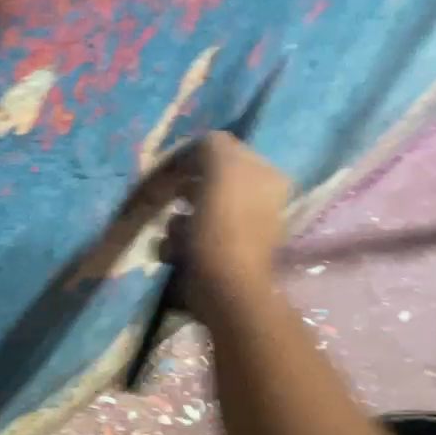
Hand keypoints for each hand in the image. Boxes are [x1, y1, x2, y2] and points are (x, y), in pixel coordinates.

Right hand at [162, 132, 293, 316]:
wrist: (223, 288)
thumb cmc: (221, 227)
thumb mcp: (220, 168)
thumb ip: (210, 145)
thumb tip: (196, 147)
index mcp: (266, 176)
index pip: (223, 152)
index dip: (192, 159)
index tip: (169, 173)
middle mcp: (259, 200)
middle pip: (206, 185)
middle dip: (182, 195)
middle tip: (169, 204)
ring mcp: (240, 231)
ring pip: (192, 214)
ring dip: (175, 224)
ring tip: (173, 237)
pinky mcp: (220, 257)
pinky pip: (189, 241)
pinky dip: (176, 246)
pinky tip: (175, 254)